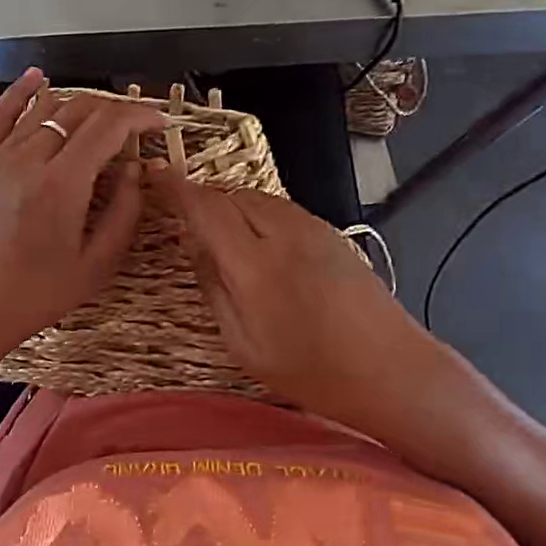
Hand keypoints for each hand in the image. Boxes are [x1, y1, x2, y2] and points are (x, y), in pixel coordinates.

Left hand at [0, 69, 164, 387]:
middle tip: (138, 126)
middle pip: (80, 110)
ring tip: (106, 115)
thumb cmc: (34, 295)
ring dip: (82, 104)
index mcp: (62, 183)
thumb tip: (138, 171)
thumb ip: (125, 212)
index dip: (139, 116)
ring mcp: (1, 157)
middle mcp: (29, 159)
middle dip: (116, 110)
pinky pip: (1, 115)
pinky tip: (38, 76)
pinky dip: (21, 92)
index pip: (108, 126)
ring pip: (47, 108)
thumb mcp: (96, 263)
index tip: (159, 122)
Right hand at [154, 168, 453, 425]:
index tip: (155, 173)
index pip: (206, 208)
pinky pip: (281, 209)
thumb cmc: (311, 371)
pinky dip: (259, 215)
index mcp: (254, 265)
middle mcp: (283, 232)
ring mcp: (312, 227)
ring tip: (225, 240)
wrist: (390, 368)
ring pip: (256, 198)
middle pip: (230, 195)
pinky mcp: (331, 231)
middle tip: (190, 226)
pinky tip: (261, 246)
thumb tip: (193, 244)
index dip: (175, 188)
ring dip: (232, 208)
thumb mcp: (244, 344)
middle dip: (204, 202)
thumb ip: (213, 287)